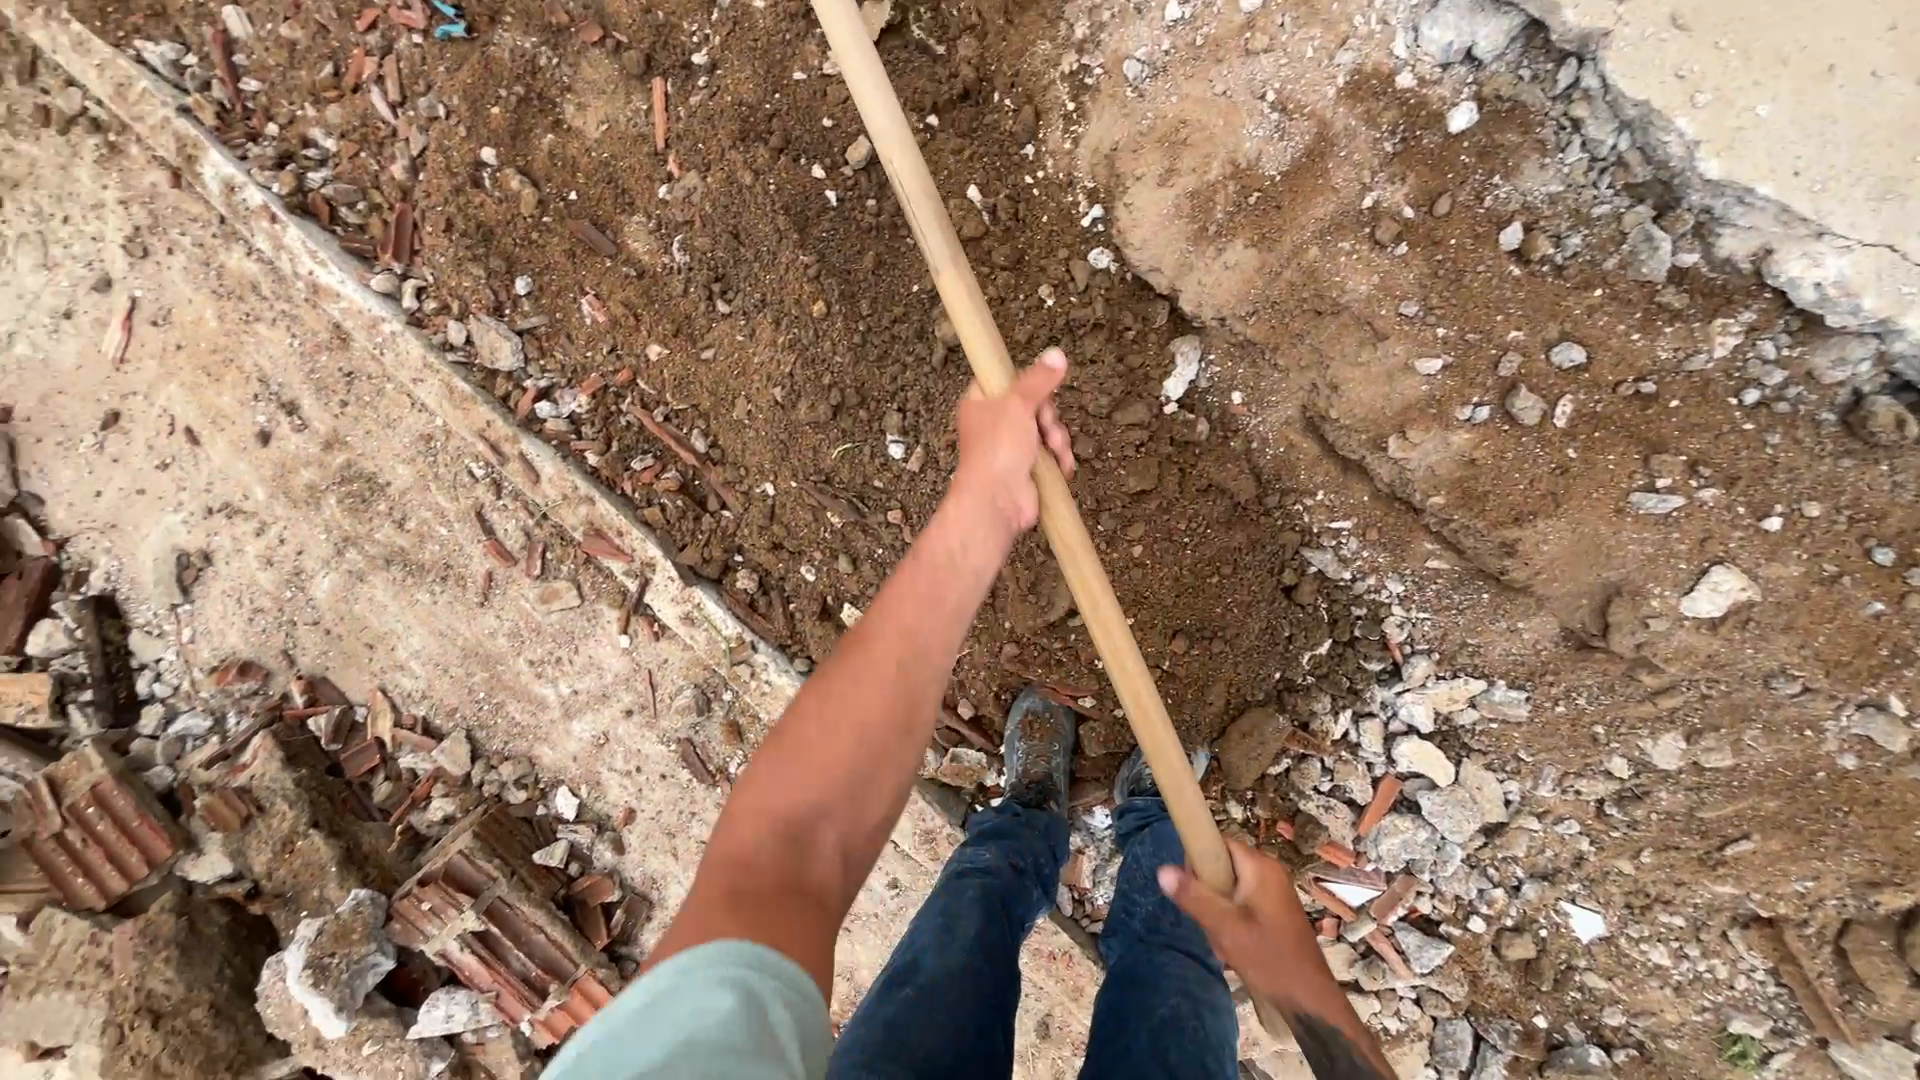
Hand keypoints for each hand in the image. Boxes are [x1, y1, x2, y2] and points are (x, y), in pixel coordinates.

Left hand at [950, 347, 1075, 538]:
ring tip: (1054, 450)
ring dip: (1057, 439)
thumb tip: (1057, 354)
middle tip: (1046, 426)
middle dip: (1048, 417)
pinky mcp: (1026, 468)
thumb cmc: (997, 448)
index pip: (1005, 380)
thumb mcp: (1018, 403)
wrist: (997, 499)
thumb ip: (1038, 379)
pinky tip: (1061, 466)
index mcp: (981, 403)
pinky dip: (1059, 458)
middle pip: (1033, 405)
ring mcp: (1010, 447)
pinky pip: (1050, 454)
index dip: (1027, 383)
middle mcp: (993, 423)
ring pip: (1045, 430)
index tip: (1040, 388)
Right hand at [1157, 839, 1323, 1005]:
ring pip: (1230, 887)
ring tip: (1222, 939)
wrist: (1309, 1000)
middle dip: (1209, 892)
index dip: (1199, 861)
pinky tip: (1233, 945)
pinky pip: (1243, 902)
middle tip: (1207, 920)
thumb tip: (1162, 870)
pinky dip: (1233, 919)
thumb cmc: (1268, 958)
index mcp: (1260, 866)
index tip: (1191, 887)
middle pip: (1222, 866)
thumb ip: (1193, 896)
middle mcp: (1269, 870)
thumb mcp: (1224, 927)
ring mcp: (1275, 890)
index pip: (1218, 843)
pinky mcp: (1276, 909)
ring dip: (1219, 911)